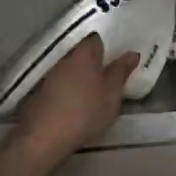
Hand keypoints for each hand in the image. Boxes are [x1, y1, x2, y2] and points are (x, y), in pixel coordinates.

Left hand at [13, 34, 140, 156]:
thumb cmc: (86, 111)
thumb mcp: (112, 93)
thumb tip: (131, 53)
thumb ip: (121, 71)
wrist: (46, 136)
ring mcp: (51, 76)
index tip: (119, 57)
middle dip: (97, 62)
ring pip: (73, 70)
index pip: (96, 39)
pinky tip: (80, 102)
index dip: (109, 45)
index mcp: (83, 54)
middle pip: (83, 54)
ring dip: (84, 77)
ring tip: (98, 91)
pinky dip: (73, 89)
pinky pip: (64, 84)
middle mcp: (65, 59)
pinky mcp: (43, 93)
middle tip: (113, 75)